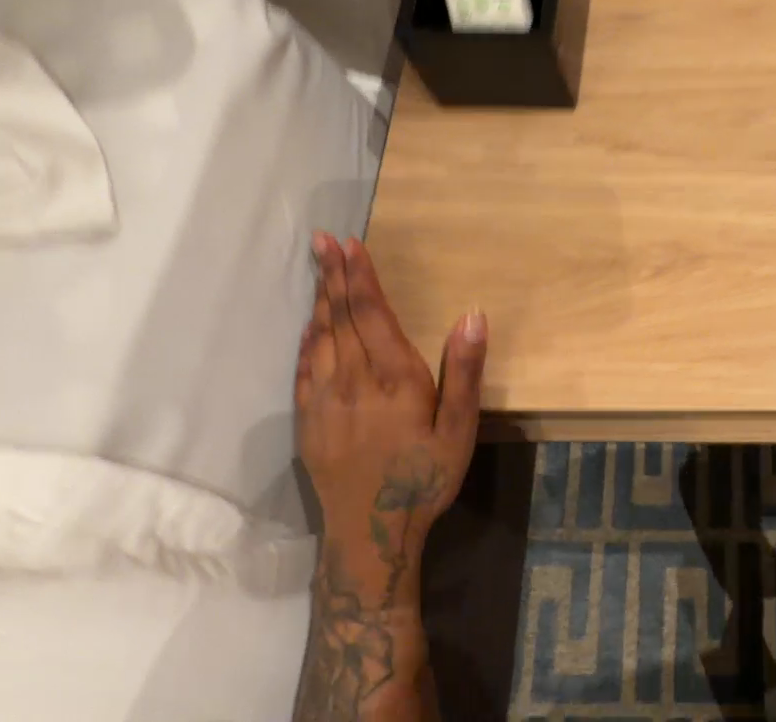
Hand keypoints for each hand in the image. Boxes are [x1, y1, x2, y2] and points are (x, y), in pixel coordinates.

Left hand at [296, 231, 485, 610]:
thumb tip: (471, 316)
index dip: (361, 278)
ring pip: (320, 338)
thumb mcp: (459, 430)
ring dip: (321, 300)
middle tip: (323, 240)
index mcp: (394, 379)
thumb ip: (463, 372)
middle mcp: (353, 382)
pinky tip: (310, 324)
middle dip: (335, 276)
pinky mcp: (308, 422)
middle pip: (341, 318)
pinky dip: (306, 338)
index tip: (350, 244)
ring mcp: (324, 402)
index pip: (372, 315)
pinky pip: (303, 368)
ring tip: (320, 268)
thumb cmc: (425, 480)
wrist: (370, 535)